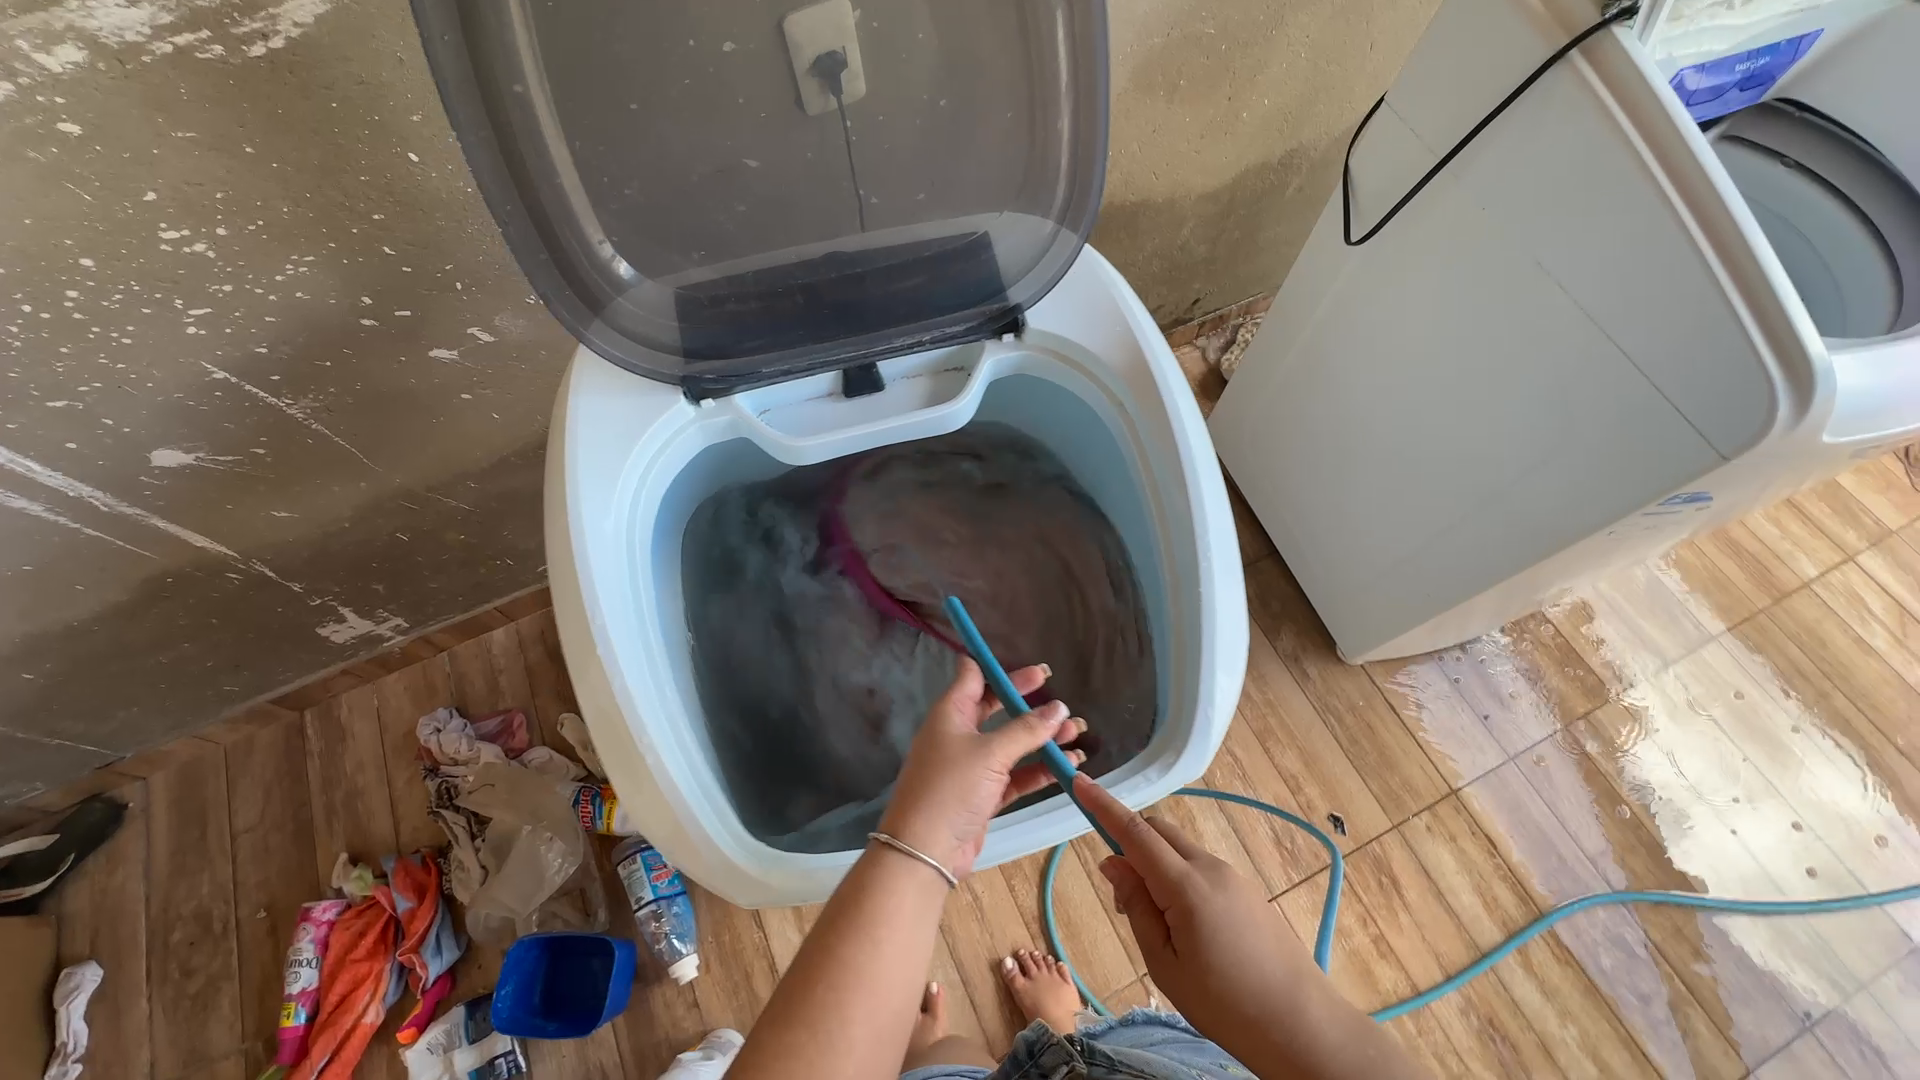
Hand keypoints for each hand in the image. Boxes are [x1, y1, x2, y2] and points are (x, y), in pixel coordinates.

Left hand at [878, 659, 1087, 878]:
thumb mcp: (990, 753)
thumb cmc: (951, 788)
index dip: (999, 667)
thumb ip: (1027, 730)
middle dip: (1027, 700)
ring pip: (1012, 743)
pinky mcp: (984, 794)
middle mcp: (960, 734)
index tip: (1030, 665)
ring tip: (1077, 731)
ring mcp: (972, 766)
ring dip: (1042, 737)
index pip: (972, 676)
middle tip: (1057, 689)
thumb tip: (1060, 707)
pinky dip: (1040, 769)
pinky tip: (1069, 765)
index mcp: (951, 713)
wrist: (925, 851)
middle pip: (996, 707)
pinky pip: (1016, 774)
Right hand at [1075, 776, 1319, 1058]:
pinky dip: (1178, 878)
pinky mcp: (1247, 891)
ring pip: (1179, 850)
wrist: (1304, 1027)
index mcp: (1186, 885)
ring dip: (1155, 865)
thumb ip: (1136, 907)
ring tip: (1158, 928)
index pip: (1134, 831)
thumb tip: (1113, 863)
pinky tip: (1187, 930)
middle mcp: (1210, 868)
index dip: (1103, 805)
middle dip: (1129, 842)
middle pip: (1158, 831)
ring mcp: (1233, 877)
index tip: (1078, 781)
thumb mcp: (1164, 964)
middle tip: (1120, 896)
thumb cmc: (1225, 1005)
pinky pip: (1199, 868)